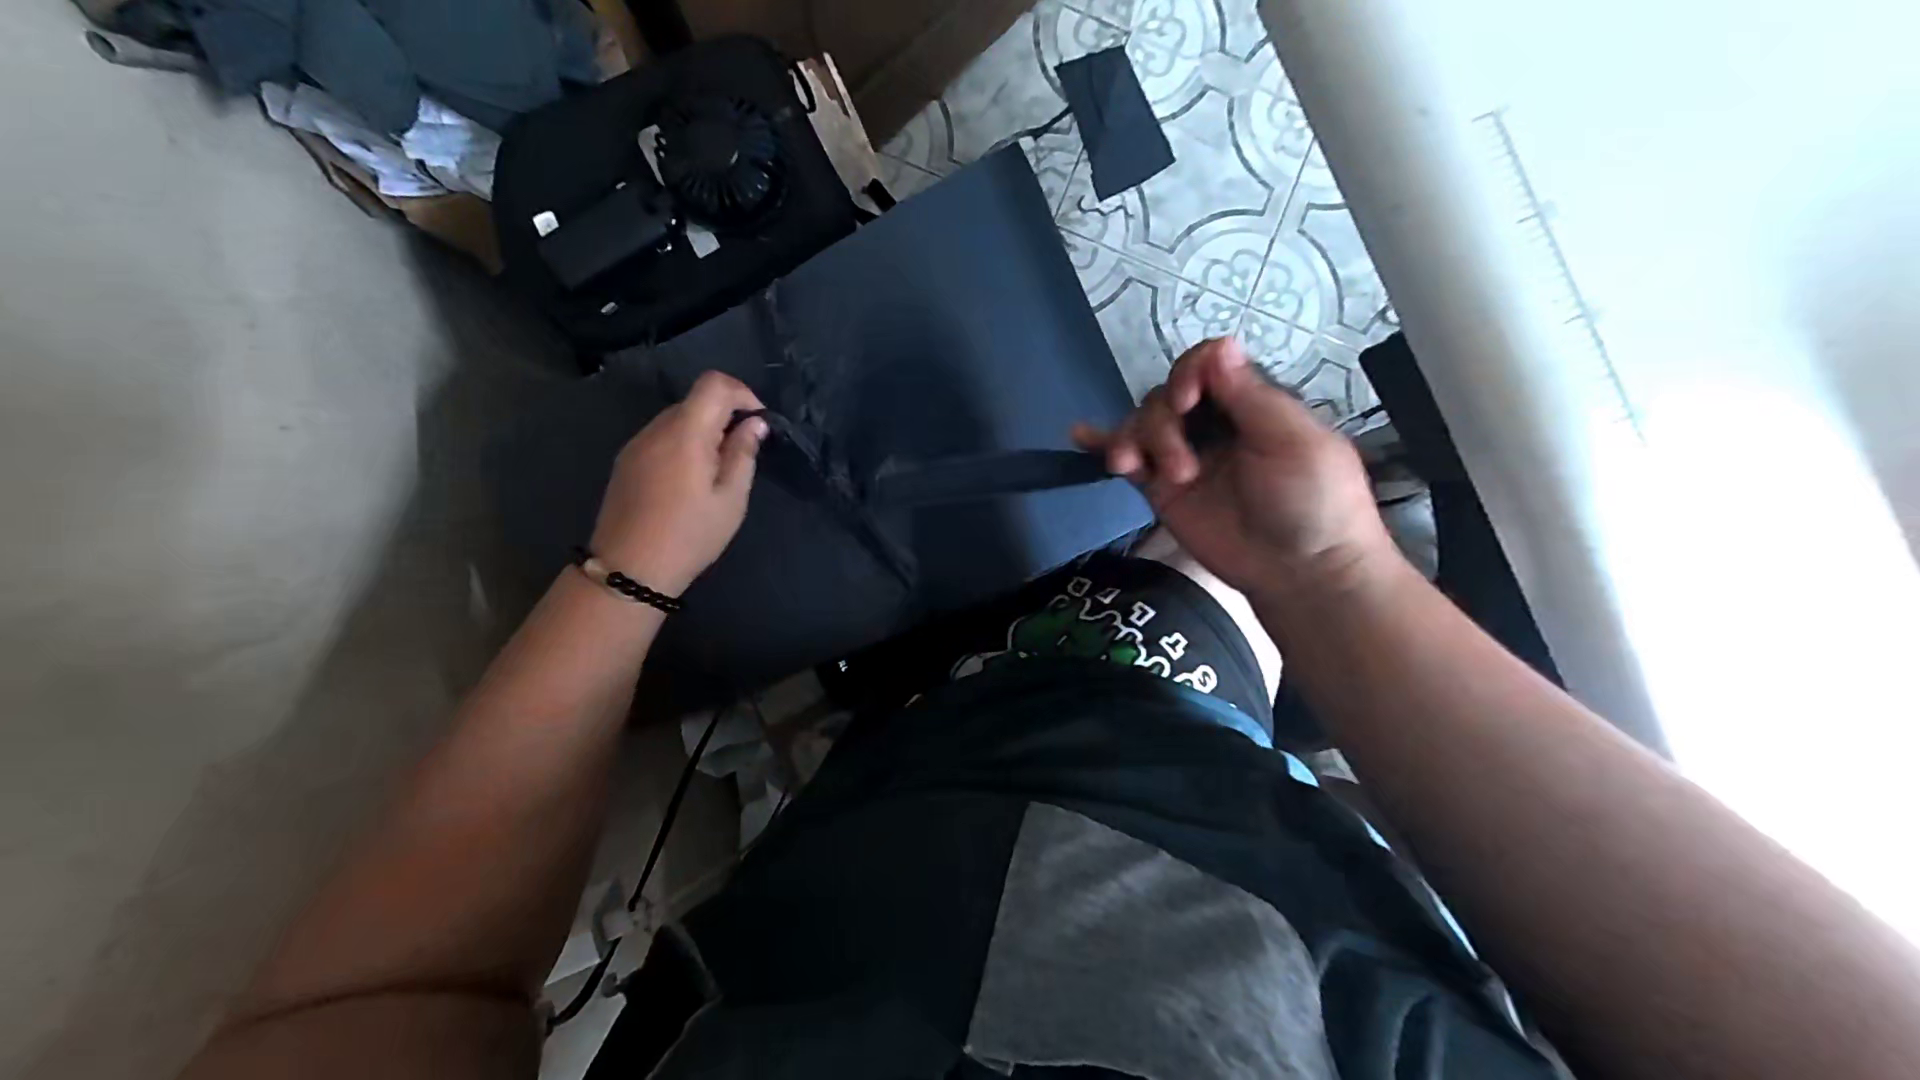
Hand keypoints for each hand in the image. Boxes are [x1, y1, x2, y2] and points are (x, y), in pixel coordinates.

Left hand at [589, 371, 768, 596]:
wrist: (628, 569)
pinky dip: (683, 444)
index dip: (742, 392)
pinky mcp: (625, 462)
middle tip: (742, 454)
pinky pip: (661, 438)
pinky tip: (689, 481)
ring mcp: (636, 444)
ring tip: (716, 472)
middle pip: (695, 401)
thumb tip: (755, 423)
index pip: (714, 383)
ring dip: (703, 432)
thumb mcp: (731, 499)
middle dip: (725, 416)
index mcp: (686, 433)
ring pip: (677, 420)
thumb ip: (743, 454)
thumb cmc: (689, 535)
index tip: (759, 420)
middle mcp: (656, 429)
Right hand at [1074, 338, 1398, 602]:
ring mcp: (1183, 455)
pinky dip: (1102, 443)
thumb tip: (1219, 343)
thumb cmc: (1313, 501)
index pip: (1206, 365)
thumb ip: (1251, 395)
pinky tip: (1081, 436)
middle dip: (1164, 423)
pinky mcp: (1160, 488)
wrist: (1299, 570)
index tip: (1188, 401)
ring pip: (1142, 424)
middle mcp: (1212, 423)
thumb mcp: (1293, 441)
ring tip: (1145, 473)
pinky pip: (1127, 457)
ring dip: (1136, 441)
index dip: (1189, 372)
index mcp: (1250, 403)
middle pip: (1165, 396)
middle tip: (1183, 468)